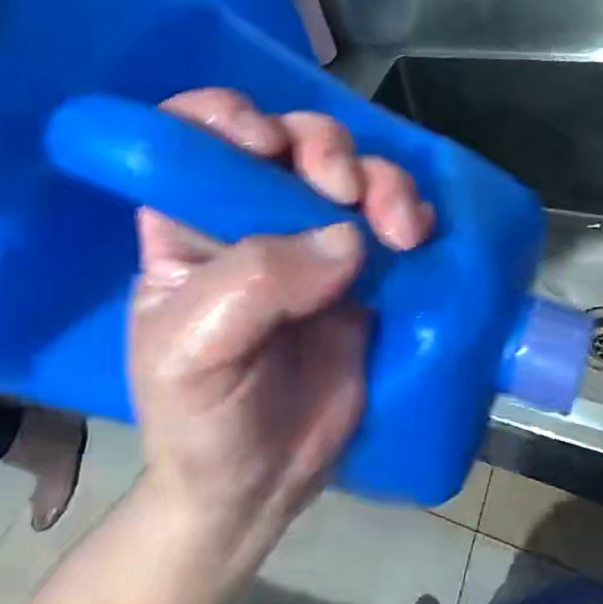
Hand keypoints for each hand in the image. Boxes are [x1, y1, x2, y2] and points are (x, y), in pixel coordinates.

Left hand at [127, 89, 433, 530]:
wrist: (259, 485)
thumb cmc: (199, 418)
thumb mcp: (194, 351)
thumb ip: (256, 283)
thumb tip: (347, 239)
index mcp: (186, 226)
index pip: (194, 136)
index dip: (229, 118)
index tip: (265, 145)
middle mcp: (249, 221)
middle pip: (288, 141)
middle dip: (322, 146)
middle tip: (342, 189)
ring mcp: (311, 246)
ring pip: (349, 173)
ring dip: (379, 180)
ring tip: (401, 227)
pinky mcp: (362, 276)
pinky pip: (390, 222)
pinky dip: (409, 214)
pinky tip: (416, 238)